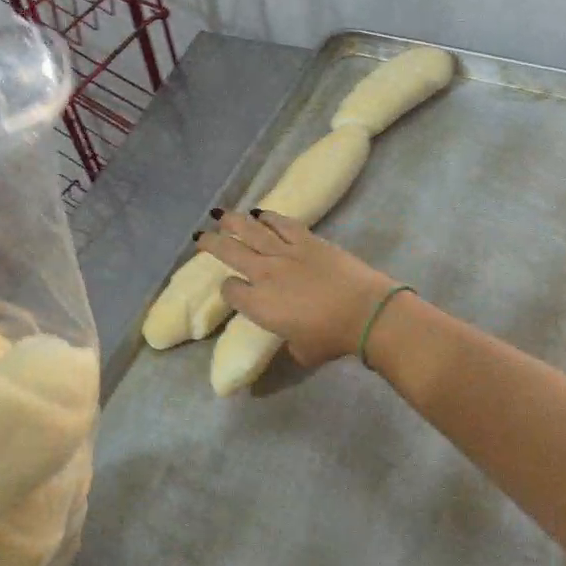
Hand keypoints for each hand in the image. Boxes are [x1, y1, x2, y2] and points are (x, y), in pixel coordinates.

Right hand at [195, 210, 400, 367]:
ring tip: (220, 215)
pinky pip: (283, 224)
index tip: (232, 289)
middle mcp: (264, 274)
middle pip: (230, 252)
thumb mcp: (302, 352)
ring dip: (233, 222)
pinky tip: (260, 213)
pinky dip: (269, 217)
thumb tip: (292, 339)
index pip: (230, 290)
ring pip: (252, 232)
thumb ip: (290, 343)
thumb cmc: (332, 338)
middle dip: (212, 244)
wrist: (365, 312)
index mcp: (258, 304)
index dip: (228, 289)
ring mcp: (286, 253)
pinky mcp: (308, 241)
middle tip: (200, 236)